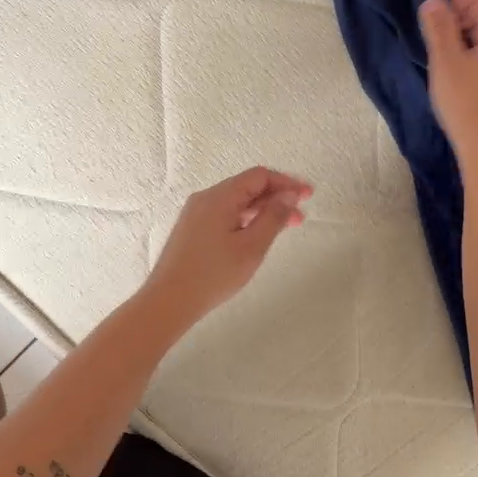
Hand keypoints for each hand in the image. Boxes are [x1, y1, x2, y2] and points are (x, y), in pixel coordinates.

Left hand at [139, 167, 312, 321]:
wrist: (169, 300)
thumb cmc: (213, 274)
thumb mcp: (251, 247)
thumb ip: (273, 217)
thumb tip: (288, 195)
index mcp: (220, 196)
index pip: (259, 176)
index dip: (286, 183)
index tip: (308, 196)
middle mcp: (205, 198)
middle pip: (247, 186)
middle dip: (277, 197)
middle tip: (301, 215)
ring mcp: (195, 213)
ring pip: (236, 202)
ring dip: (262, 210)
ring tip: (284, 227)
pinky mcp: (191, 229)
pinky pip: (224, 214)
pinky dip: (246, 219)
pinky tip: (256, 235)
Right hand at [419, 0, 477, 170]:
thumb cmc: (466, 103)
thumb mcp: (446, 61)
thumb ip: (439, 28)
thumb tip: (433, 1)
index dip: (454, 4)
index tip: (432, 27)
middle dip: (456, 24)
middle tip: (435, 48)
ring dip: (461, 43)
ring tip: (443, 66)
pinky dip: (470, 59)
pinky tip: (456, 80)